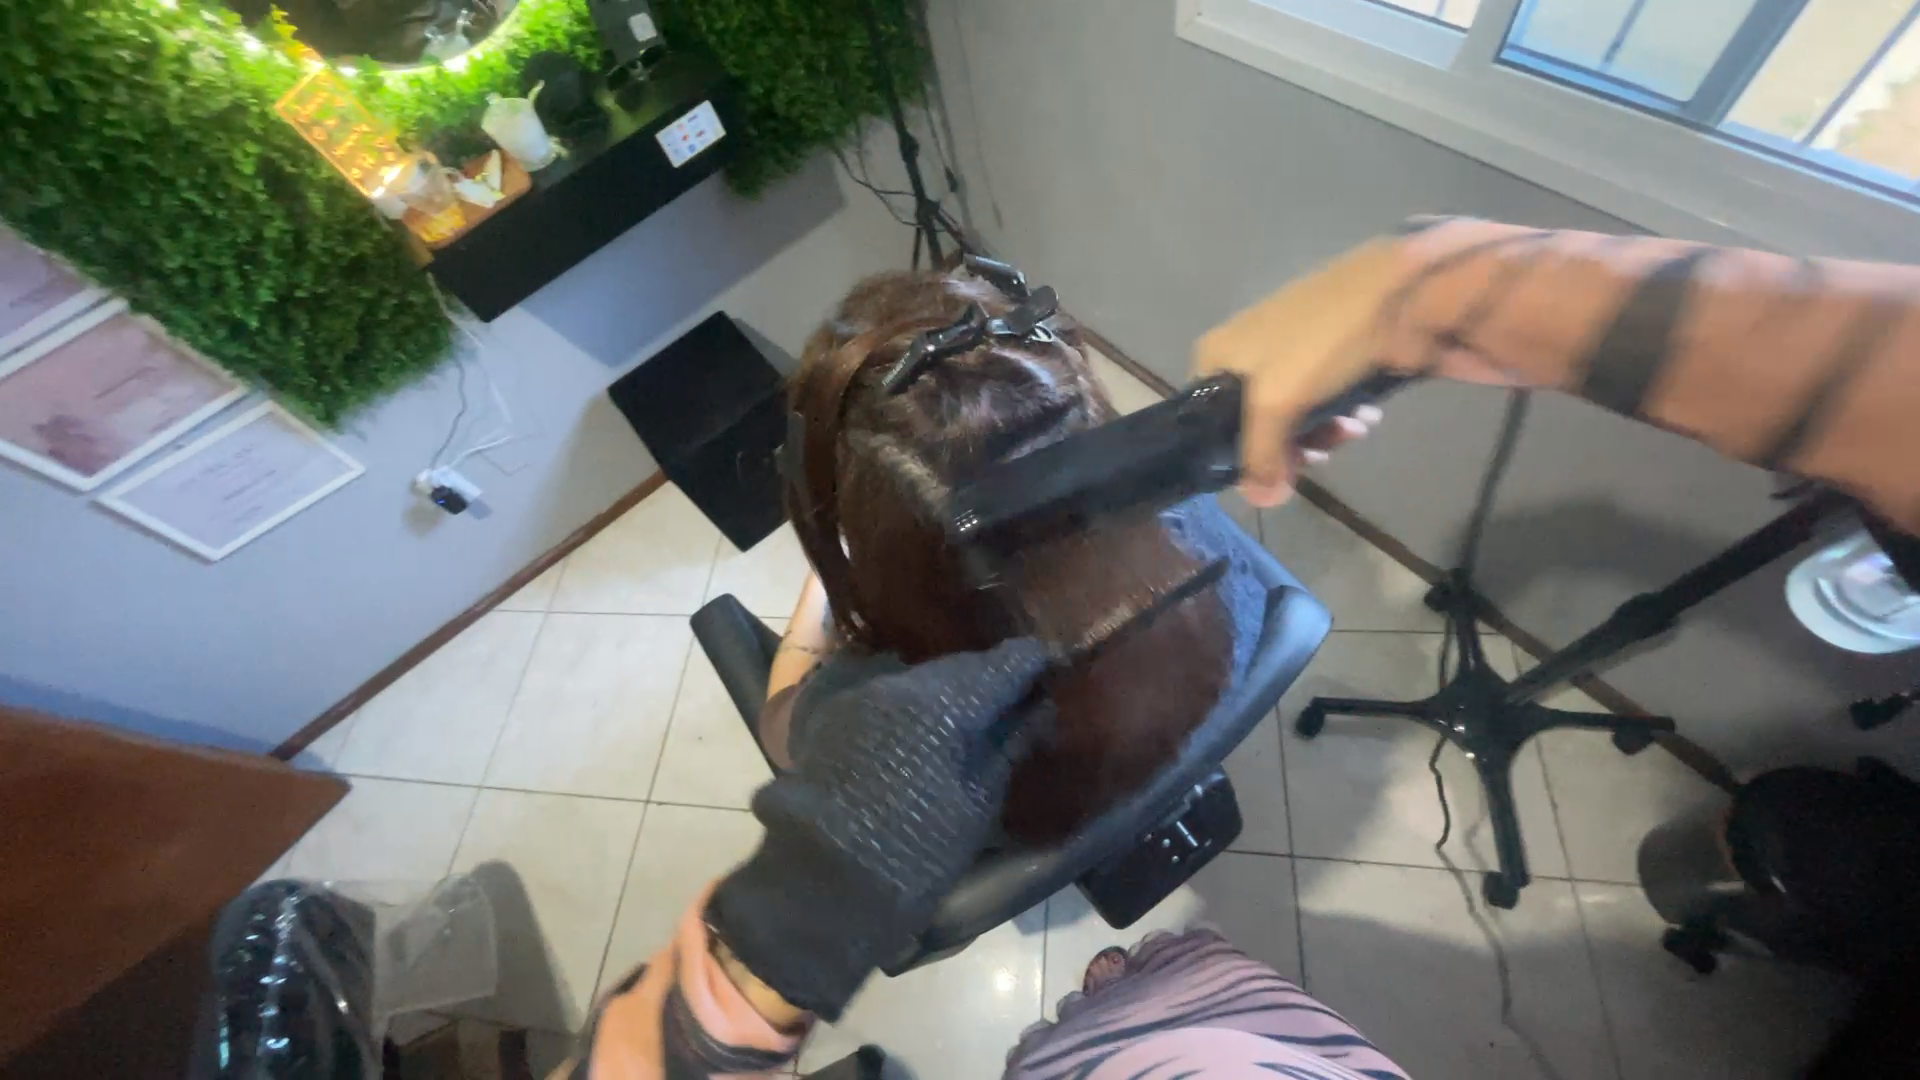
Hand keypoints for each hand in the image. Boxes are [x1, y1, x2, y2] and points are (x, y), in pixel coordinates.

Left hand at [707, 639, 1049, 1019]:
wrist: (822, 882)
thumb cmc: (914, 855)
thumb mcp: (977, 805)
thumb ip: (1009, 747)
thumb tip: (1039, 709)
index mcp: (943, 705)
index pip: (999, 664)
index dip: (1030, 661)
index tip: (1051, 661)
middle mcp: (901, 684)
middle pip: (959, 665)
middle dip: (989, 674)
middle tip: (1018, 689)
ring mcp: (864, 694)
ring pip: (923, 676)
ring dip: (951, 687)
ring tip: (974, 708)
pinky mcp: (839, 710)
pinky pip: (892, 692)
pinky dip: (918, 701)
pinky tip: (929, 724)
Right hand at [1193, 238, 1406, 506]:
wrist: (1407, 290)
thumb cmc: (1322, 342)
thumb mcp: (1276, 403)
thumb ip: (1260, 457)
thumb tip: (1261, 501)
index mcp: (1217, 352)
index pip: (1206, 417)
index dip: (1233, 451)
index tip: (1265, 472)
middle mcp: (1246, 349)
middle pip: (1254, 420)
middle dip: (1287, 445)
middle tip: (1316, 458)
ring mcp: (1291, 347)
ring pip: (1294, 411)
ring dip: (1320, 433)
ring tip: (1351, 433)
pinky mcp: (1332, 349)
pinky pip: (1324, 396)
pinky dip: (1342, 413)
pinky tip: (1366, 418)